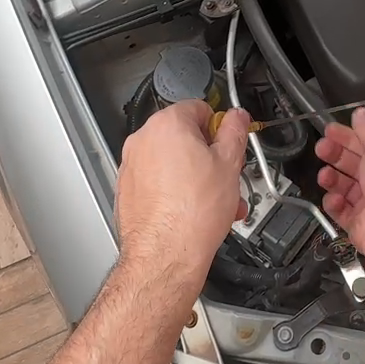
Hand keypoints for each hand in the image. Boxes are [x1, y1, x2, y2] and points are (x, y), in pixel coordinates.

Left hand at [116, 101, 250, 277]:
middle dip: (209, 155)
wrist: (165, 256)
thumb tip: (236, 117)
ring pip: (172, 161)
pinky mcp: (128, 190)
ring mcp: (131, 166)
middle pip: (185, 136)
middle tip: (225, 175)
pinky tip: (195, 210)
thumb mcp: (229, 163)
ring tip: (215, 201)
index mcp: (167, 124)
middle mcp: (143, 140)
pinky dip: (176, 190)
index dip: (220, 126)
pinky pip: (158, 181)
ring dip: (196, 176)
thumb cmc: (192, 213)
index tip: (229, 141)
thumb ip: (235, 131)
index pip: (199, 108)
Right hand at [314, 108, 364, 258]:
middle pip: (354, 164)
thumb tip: (361, 114)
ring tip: (324, 174)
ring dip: (332, 178)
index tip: (330, 131)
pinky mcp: (359, 222)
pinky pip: (340, 209)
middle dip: (336, 155)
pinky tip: (333, 197)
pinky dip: (333, 203)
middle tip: (322, 148)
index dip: (348, 136)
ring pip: (345, 186)